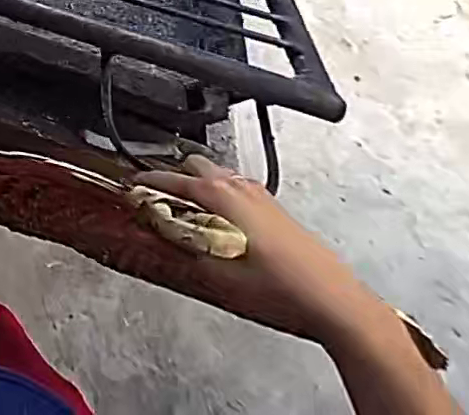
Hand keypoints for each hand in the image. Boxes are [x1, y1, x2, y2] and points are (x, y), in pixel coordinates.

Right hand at [138, 158, 458, 413]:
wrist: (336, 303)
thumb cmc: (281, 287)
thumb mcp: (216, 272)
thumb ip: (181, 245)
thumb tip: (157, 230)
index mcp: (218, 194)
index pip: (167, 179)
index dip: (144, 185)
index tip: (131, 191)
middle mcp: (236, 185)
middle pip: (190, 165)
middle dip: (171, 178)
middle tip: (158, 200)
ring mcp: (258, 193)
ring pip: (214, 174)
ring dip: (196, 186)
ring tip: (187, 213)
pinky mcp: (273, 206)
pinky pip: (233, 187)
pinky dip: (217, 195)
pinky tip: (219, 222)